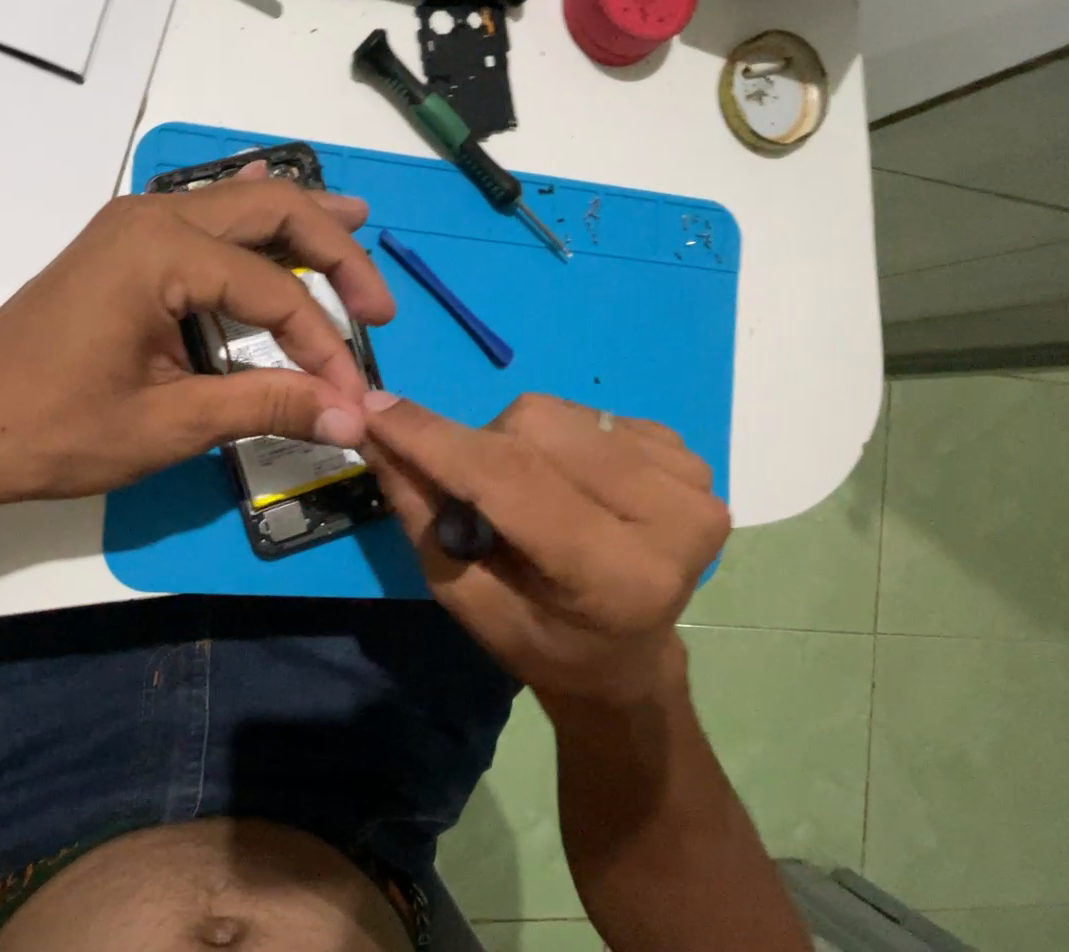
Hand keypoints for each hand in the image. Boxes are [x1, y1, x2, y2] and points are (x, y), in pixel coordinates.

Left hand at [0, 168, 394, 513]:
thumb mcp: (170, 423)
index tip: (351, 398)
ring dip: (298, 225)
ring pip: (237, 206)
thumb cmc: (55, 428)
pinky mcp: (120, 249)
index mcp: (162, 251)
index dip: (325, 346)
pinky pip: (203, 222)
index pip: (276, 291)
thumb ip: (267, 406)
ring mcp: (131, 226)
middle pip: (270, 210)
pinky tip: (274, 228)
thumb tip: (353, 417)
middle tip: (379, 303)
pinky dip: (250, 230)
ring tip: (354, 233)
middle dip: (334, 252)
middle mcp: (150, 217)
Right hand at [361, 393, 729, 703]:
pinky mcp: (693, 458)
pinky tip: (566, 483)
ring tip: (523, 490)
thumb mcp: (464, 596)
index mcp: (617, 576)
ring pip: (559, 412)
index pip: (512, 481)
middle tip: (472, 492)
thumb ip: (422, 514)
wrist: (626, 656)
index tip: (375, 411)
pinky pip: (590, 414)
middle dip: (478, 447)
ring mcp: (694, 482)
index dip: (437, 441)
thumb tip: (375, 431)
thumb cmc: (539, 640)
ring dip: (515, 440)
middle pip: (535, 429)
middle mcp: (674, 520)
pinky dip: (556, 439)